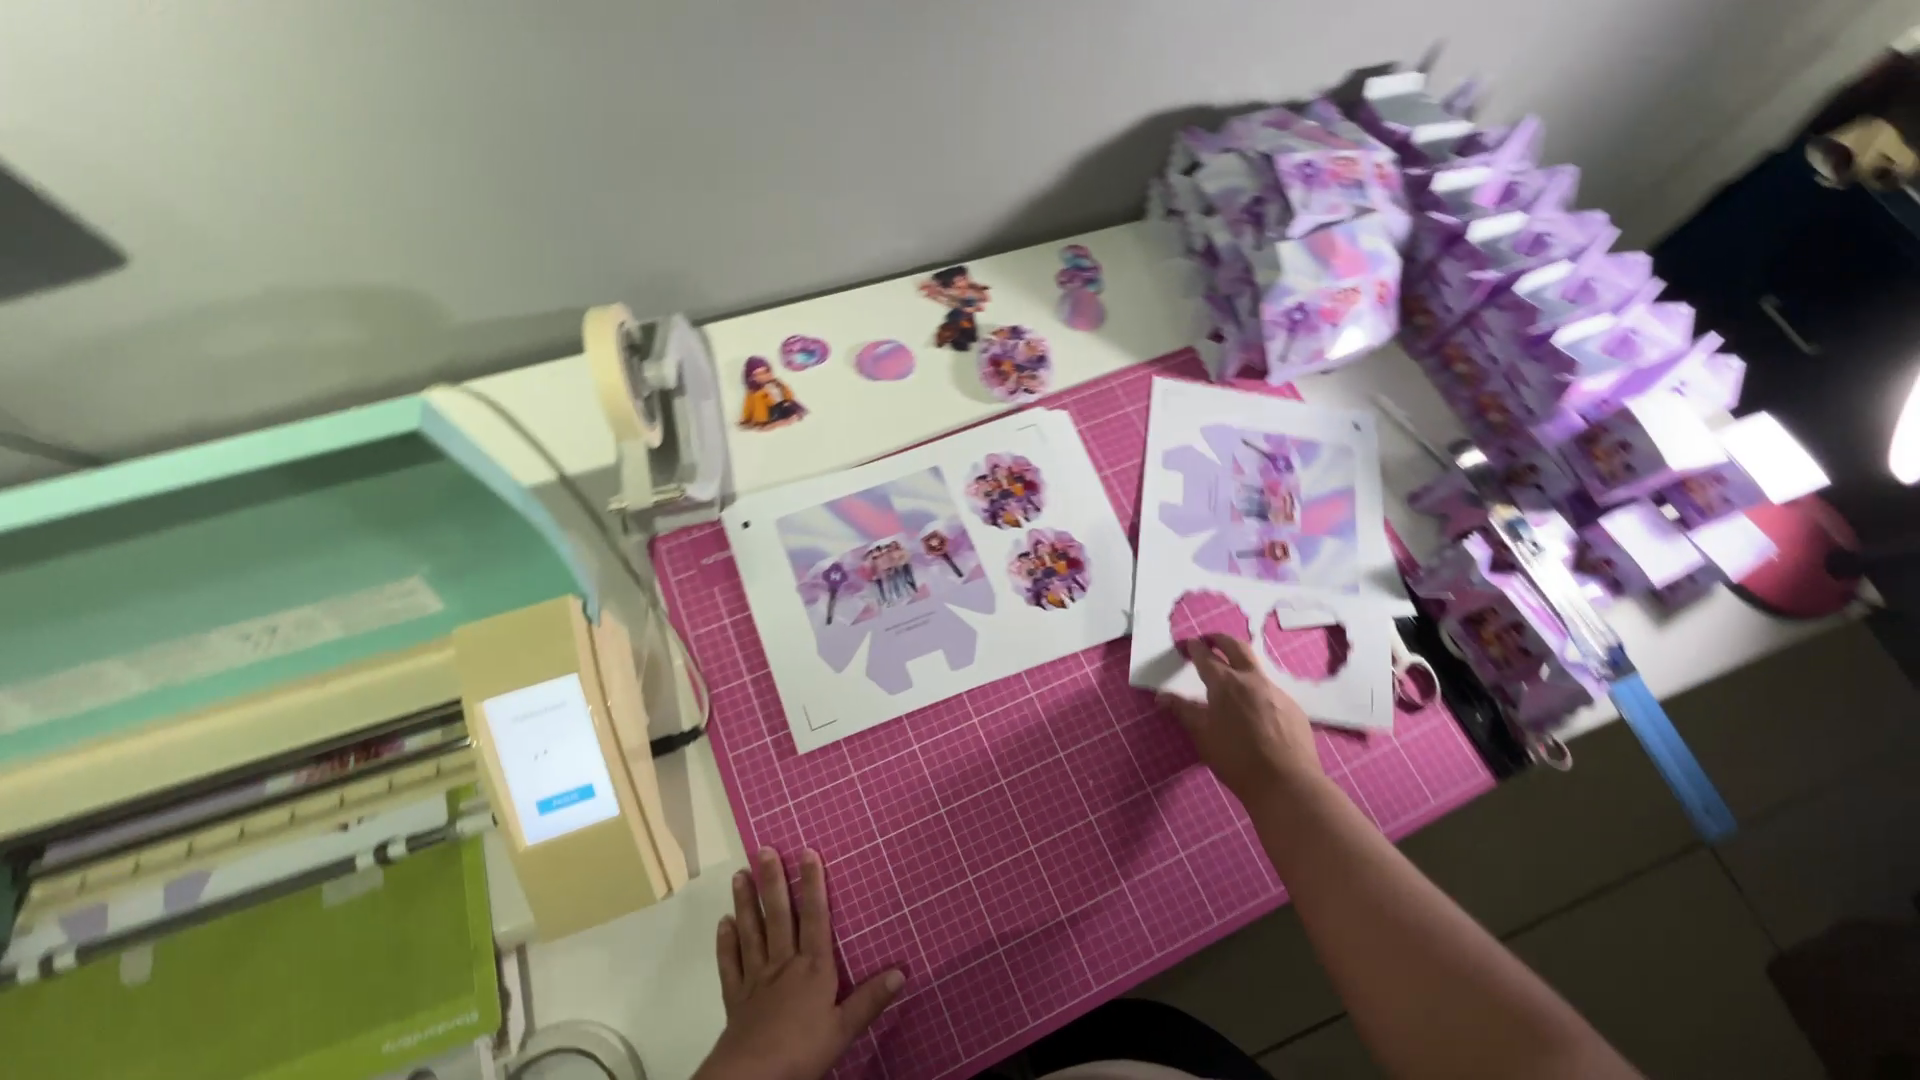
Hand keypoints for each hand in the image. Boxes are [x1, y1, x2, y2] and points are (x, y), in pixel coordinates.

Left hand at [695, 847, 902, 1079]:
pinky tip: (723, 922)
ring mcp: (756, 978)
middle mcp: (784, 964)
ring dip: (746, 902)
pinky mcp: (736, 997)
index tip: (807, 852)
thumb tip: (902, 971)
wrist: (752, 1076)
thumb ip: (870, 999)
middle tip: (763, 850)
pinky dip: (726, 942)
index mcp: (813, 968)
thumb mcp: (845, 1029)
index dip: (813, 884)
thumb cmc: (803, 1050)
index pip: (816, 917)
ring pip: (751, 932)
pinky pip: (731, 963)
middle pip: (779, 916)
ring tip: (740, 874)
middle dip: (773, 882)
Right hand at [1157, 634, 1321, 806]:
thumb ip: (1184, 711)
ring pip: (1256, 669)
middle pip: (1237, 647)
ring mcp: (1276, 692)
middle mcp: (1252, 680)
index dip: (1194, 648)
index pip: (1206, 657)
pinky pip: (1271, 692)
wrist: (1286, 783)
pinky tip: (1254, 712)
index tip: (1187, 644)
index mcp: (1226, 684)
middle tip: (1209, 640)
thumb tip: (1162, 696)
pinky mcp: (1293, 708)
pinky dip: (1256, 692)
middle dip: (1220, 639)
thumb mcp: (1202, 735)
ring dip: (1241, 665)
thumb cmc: (1236, 759)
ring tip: (1231, 679)